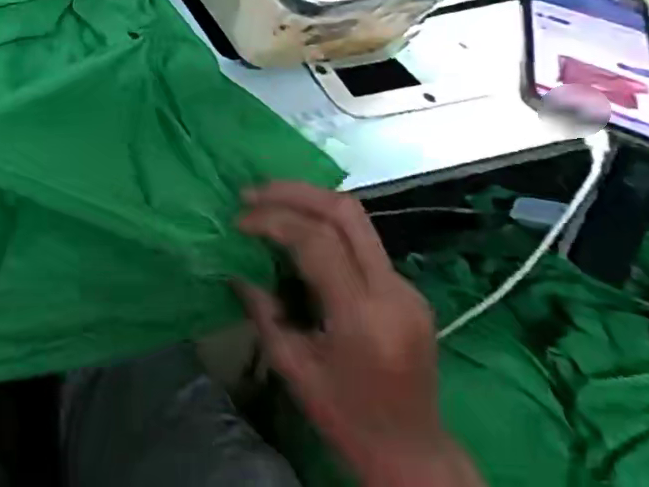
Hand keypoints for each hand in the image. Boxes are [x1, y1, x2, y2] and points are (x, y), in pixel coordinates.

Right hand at [237, 182, 482, 486]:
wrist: (413, 455)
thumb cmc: (346, 419)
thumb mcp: (293, 369)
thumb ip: (263, 313)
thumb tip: (235, 271)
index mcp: (362, 316)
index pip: (316, 241)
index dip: (272, 220)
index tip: (239, 222)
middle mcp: (392, 291)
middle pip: (345, 212)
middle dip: (294, 192)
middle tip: (253, 193)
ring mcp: (406, 287)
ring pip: (357, 220)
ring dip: (310, 202)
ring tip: (269, 202)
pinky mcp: (408, 289)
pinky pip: (363, 242)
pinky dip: (325, 228)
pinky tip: (298, 235)